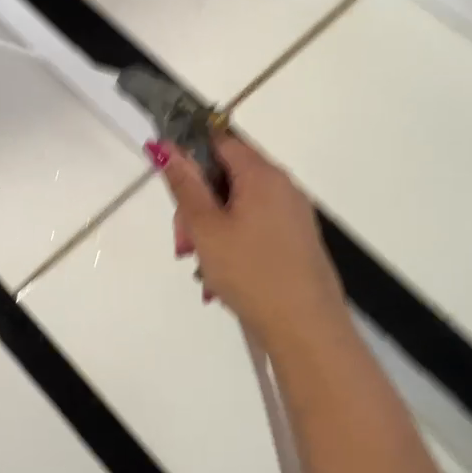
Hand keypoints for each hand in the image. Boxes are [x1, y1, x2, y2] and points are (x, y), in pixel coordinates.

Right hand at [152, 134, 349, 345]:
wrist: (306, 332)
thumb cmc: (250, 272)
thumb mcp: (204, 226)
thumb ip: (183, 183)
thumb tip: (165, 145)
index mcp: (262, 175)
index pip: (220, 140)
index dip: (189, 152)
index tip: (169, 181)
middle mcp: (283, 188)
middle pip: (226, 175)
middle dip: (196, 200)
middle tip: (181, 238)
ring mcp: (293, 216)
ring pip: (237, 204)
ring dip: (209, 224)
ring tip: (197, 260)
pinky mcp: (296, 241)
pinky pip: (253, 225)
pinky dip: (230, 239)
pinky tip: (219, 272)